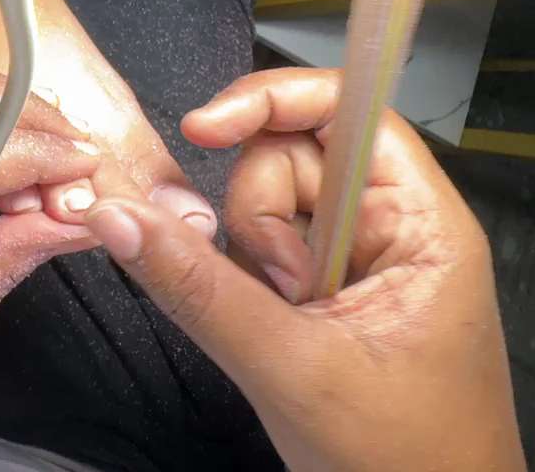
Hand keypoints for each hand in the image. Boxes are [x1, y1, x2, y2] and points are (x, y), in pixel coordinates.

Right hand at [82, 68, 524, 471]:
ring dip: (249, 253)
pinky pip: (257, 240)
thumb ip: (198, 288)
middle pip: (287, 153)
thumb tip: (115, 213)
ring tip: (281, 319)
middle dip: (259, 216)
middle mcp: (385, 219)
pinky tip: (269, 318)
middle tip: (279, 291)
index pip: (346, 109)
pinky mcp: (321, 277)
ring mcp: (351, 249)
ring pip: (262, 197)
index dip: (273, 99)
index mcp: (419, 220)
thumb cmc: (402, 464)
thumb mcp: (293, 370)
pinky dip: (243, 271)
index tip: (205, 129)